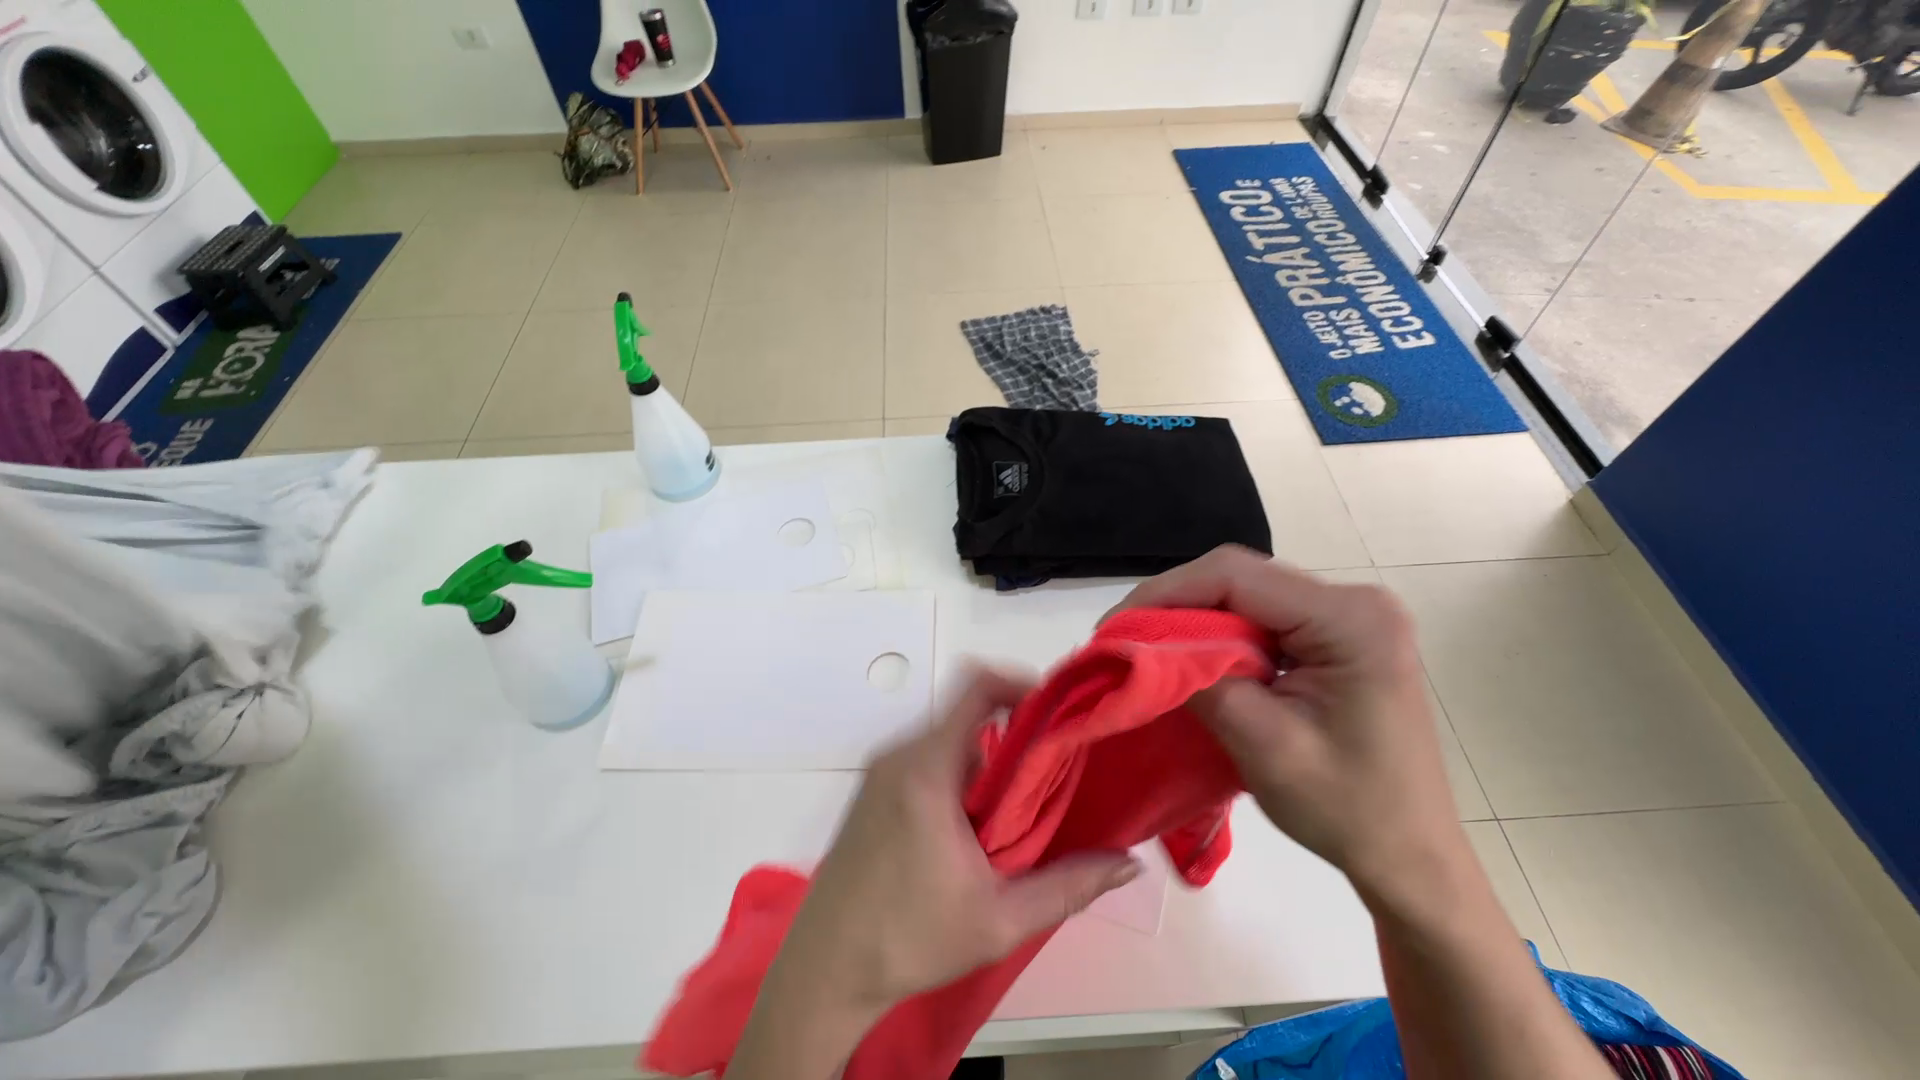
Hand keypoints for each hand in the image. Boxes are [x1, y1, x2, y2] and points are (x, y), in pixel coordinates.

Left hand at [776, 669, 1141, 1015]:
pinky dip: (961, 773)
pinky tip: (980, 826)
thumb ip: (1069, 886)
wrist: (826, 969)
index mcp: (926, 770)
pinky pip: (927, 758)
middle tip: (1056, 775)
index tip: (1059, 716)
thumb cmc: (909, 940)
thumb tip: (1127, 864)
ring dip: (989, 761)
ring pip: (949, 738)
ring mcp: (880, 772)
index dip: (1021, 684)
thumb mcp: (1000, 919)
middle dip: (1016, 737)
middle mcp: (899, 756)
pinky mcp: (872, 792)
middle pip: (969, 715)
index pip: (975, 687)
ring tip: (1024, 807)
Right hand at [1111, 546, 1466, 899]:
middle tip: (1123, 643)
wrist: (1411, 856)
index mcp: (1351, 619)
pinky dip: (1222, 638)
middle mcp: (1356, 601)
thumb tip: (1139, 649)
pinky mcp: (1339, 637)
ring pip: (1248, 597)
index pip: (1236, 576)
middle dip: (1175, 607)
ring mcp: (1350, 618)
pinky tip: (1193, 662)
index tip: (1114, 629)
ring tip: (1147, 653)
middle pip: (1241, 580)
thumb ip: (1201, 684)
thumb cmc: (1348, 810)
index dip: (1165, 594)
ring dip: (1195, 622)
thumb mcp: (1265, 746)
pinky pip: (1264, 620)